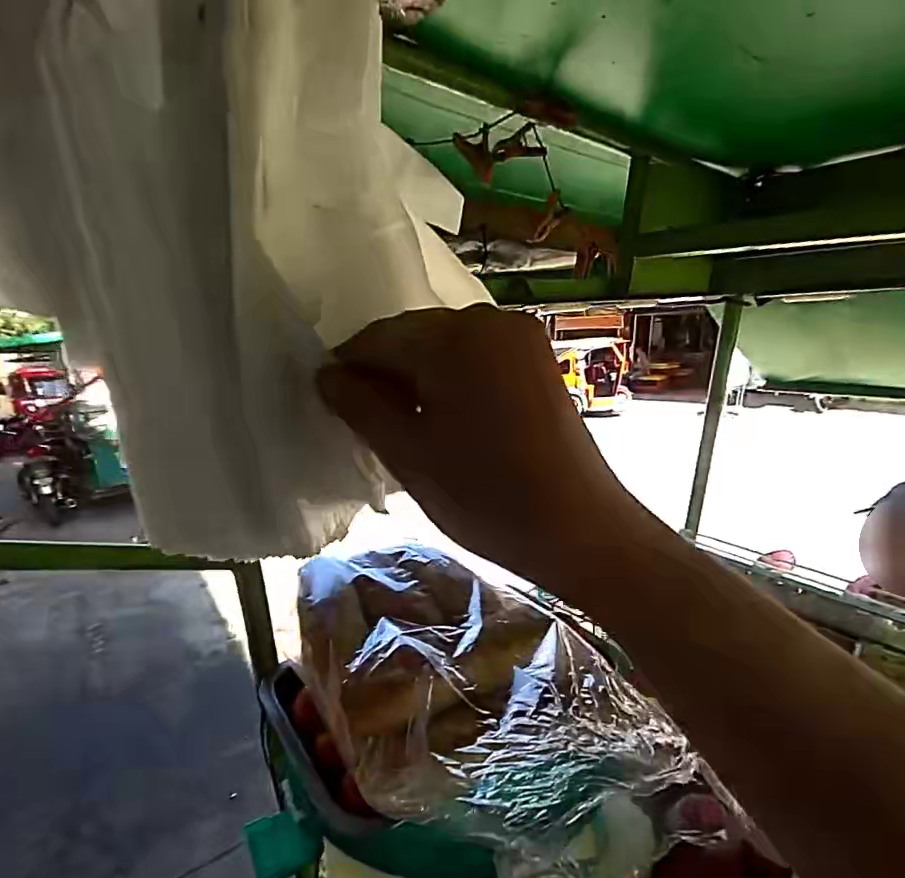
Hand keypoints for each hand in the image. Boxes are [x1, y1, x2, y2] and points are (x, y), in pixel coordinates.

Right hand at [320, 304, 638, 573]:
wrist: (578, 529)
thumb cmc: (483, 496)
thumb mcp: (407, 453)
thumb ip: (360, 407)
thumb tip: (326, 376)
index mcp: (452, 338)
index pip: (376, 339)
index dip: (346, 370)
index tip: (331, 407)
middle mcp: (488, 321)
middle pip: (411, 336)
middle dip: (382, 373)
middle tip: (365, 423)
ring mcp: (519, 338)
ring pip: (443, 347)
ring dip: (414, 377)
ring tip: (403, 426)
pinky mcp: (537, 360)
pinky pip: (474, 358)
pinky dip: (448, 380)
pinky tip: (441, 419)